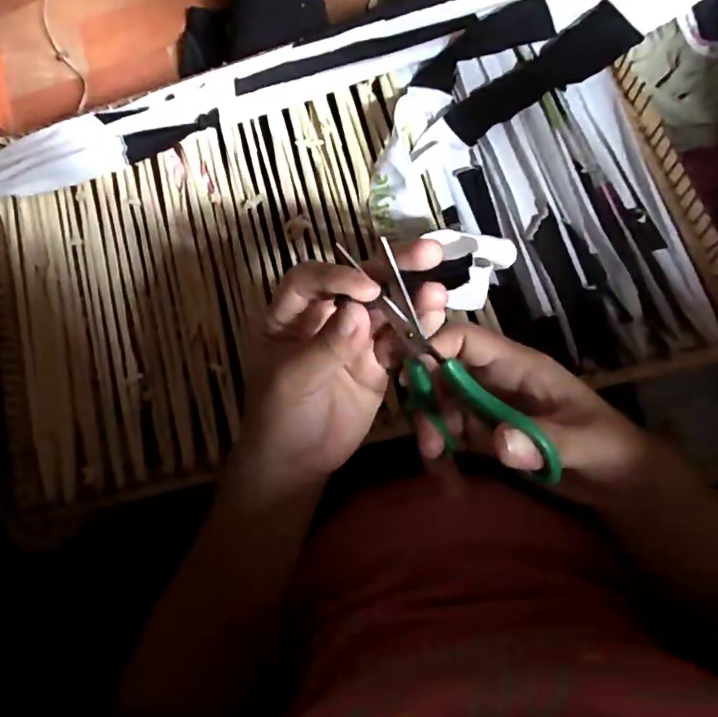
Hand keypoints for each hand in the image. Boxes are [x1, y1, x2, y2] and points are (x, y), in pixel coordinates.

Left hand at [238, 242, 448, 478]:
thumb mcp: (293, 380)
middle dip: (391, 267)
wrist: (296, 463)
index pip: (312, 280)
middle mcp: (326, 317)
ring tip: (439, 291)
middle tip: (428, 252)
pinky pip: (399, 342)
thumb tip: (358, 312)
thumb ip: (326, 346)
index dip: (339, 276)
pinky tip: (438, 320)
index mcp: (291, 314)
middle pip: (358, 283)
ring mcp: (355, 339)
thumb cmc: (278, 416)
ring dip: (412, 299)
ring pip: (386, 310)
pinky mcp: (377, 363)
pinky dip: (418, 332)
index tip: (366, 288)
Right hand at [409, 323, 676, 503]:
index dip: (435, 346)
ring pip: (442, 406)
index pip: (467, 340)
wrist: (619, 481)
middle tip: (430, 441)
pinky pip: (452, 437)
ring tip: (439, 465)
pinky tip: (451, 484)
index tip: (414, 376)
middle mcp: (496, 381)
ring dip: (432, 432)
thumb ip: (542, 442)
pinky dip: (444, 456)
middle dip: (428, 402)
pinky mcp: (487, 435)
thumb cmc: (608, 448)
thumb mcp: (583, 444)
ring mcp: (490, 408)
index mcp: (518, 366)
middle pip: (444, 373)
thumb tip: (497, 442)